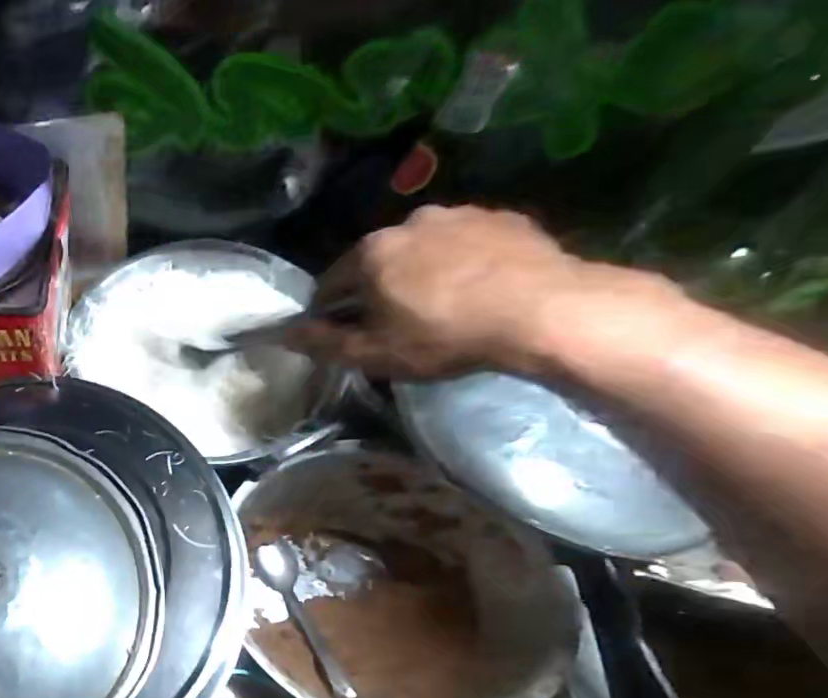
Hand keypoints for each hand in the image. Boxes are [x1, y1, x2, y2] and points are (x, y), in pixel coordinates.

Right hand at [286, 205, 676, 380]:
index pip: (330, 284)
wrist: (542, 311)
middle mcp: (409, 221)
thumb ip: (323, 342)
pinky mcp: (503, 217)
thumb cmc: (443, 336)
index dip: (330, 314)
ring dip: (419, 273)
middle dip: (377, 290)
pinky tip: (474, 291)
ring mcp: (460, 214)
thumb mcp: (372, 353)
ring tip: (439, 307)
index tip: (343, 336)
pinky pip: (465, 243)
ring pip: (422, 249)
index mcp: (371, 252)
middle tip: (393, 325)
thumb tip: (284, 333)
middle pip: (377, 262)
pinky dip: (460, 263)